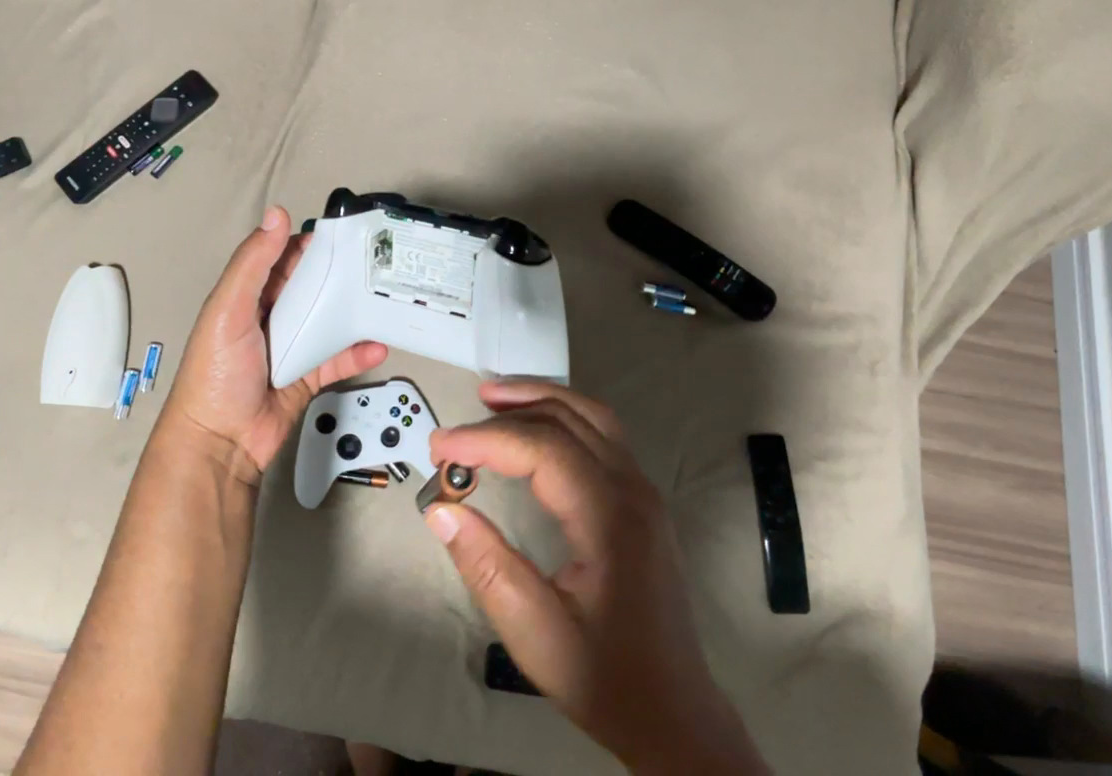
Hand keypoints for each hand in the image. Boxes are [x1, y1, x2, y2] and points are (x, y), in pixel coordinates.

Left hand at [158, 206, 387, 482]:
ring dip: (353, 314)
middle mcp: (269, 318)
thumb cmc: (215, 373)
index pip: (280, 259)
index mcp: (246, 297)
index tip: (341, 233)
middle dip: (338, 275)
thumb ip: (252, 263)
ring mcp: (290, 349)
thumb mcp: (228, 310)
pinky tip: (377, 346)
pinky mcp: (307, 378)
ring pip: (328, 322)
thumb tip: (276, 214)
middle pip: (309, 288)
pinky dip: (357, 353)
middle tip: (373, 264)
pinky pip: (337, 360)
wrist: (220, 443)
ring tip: (383, 300)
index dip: (307, 244)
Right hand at [423, 382, 769, 775]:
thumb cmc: (602, 675)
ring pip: (594, 418)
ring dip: (542, 402)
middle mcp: (634, 492)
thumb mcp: (532, 630)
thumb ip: (485, 564)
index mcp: (610, 519)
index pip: (544, 448)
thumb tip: (440, 509)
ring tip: (492, 400)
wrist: (671, 710)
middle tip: (459, 422)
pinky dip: (563, 420)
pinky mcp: (642, 504)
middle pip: (571, 419)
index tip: (440, 449)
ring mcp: (644, 495)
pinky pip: (604, 437)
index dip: (487, 440)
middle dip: (510, 410)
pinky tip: (535, 432)